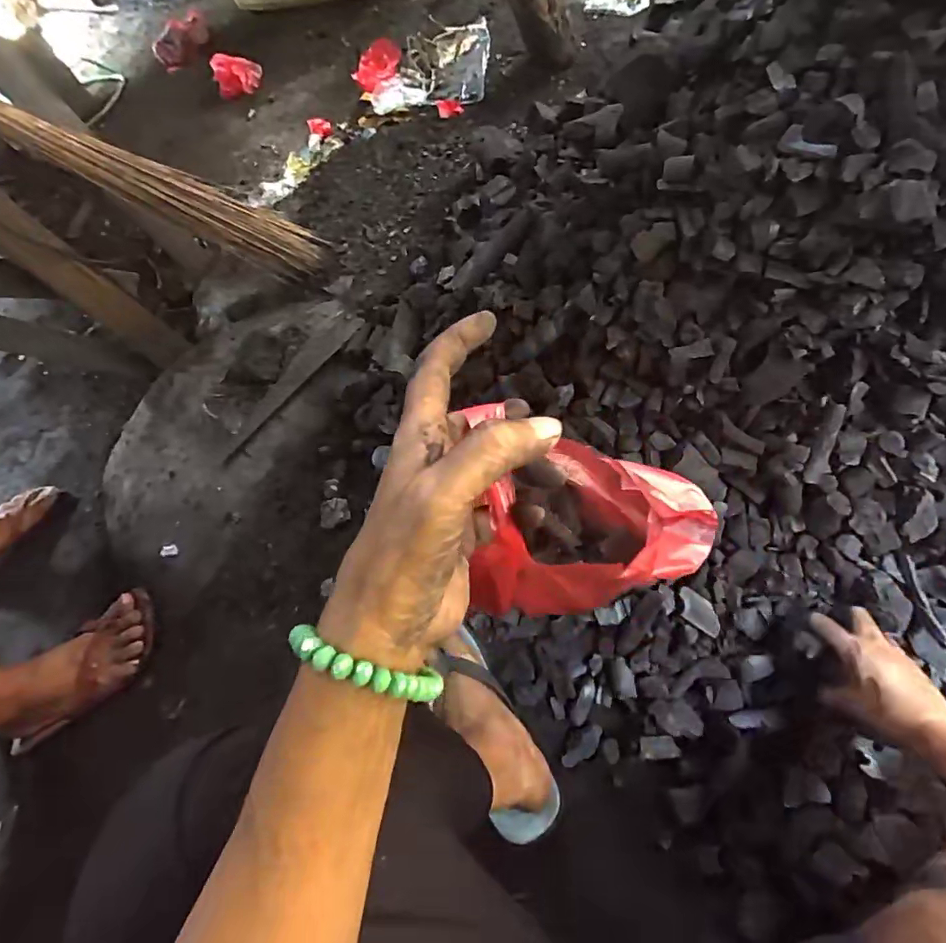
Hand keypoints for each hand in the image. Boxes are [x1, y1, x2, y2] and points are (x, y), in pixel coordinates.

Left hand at [319, 312, 560, 669]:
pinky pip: (499, 505)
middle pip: (473, 423)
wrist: (387, 625)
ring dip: (523, 463)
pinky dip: (522, 503)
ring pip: (492, 465)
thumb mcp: (442, 493)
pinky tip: (543, 511)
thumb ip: (491, 453)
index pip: (434, 377)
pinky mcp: (464, 535)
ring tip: (557, 469)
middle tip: (549, 428)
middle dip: (509, 419)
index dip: (457, 343)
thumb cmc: (404, 551)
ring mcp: (449, 500)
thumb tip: (546, 425)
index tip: (489, 320)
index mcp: (417, 442)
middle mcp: (432, 464)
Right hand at [810, 607, 945, 757]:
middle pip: (861, 617)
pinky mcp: (913, 665)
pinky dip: (883, 652)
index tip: (810, 619)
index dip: (816, 621)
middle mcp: (876, 644)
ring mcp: (898, 653)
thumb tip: (822, 690)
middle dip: (849, 615)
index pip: (829, 627)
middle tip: (840, 622)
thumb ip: (833, 694)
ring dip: (868, 635)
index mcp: (855, 649)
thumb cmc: (887, 714)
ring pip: (878, 633)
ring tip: (859, 647)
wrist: (935, 728)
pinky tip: (881, 667)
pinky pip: (892, 650)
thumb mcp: (853, 706)